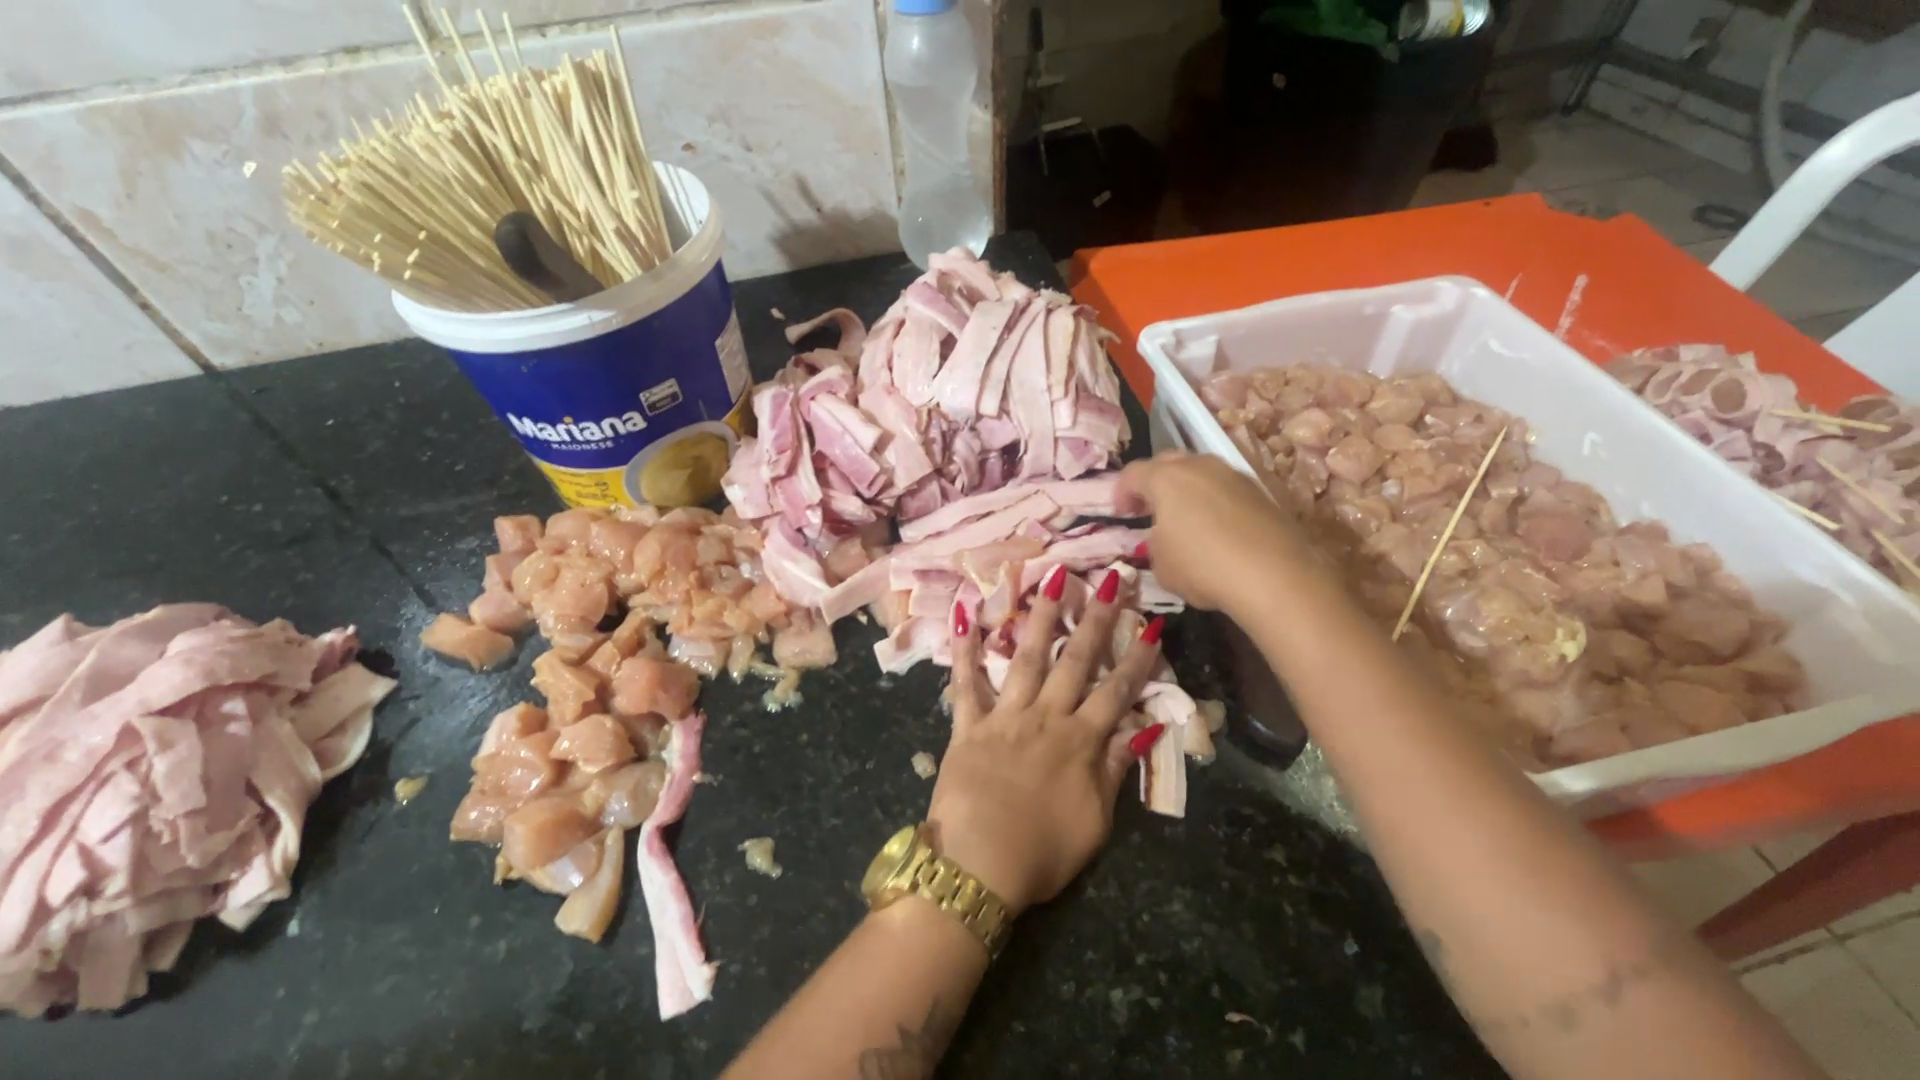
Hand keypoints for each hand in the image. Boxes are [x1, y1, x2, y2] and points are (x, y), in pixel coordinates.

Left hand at [928, 569, 1164, 913]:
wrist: (978, 867)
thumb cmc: (1042, 854)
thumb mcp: (1095, 822)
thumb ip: (1115, 770)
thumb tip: (1144, 729)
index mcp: (1081, 742)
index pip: (1117, 691)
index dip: (1138, 658)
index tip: (1154, 622)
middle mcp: (1046, 718)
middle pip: (1077, 662)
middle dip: (1097, 619)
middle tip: (1110, 579)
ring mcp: (1004, 718)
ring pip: (1027, 658)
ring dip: (1042, 616)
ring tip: (1052, 577)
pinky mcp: (967, 726)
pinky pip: (965, 683)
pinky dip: (965, 650)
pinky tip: (966, 614)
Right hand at [1115, 452, 1310, 616]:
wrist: (1274, 575)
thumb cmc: (1203, 567)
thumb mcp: (1161, 565)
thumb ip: (1154, 545)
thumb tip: (1163, 539)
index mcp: (1167, 478)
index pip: (1133, 474)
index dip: (1121, 492)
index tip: (1122, 513)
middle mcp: (1200, 466)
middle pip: (1169, 462)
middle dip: (1155, 482)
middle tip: (1151, 508)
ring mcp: (1234, 475)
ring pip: (1201, 472)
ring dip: (1188, 489)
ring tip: (1186, 517)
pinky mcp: (1261, 491)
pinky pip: (1226, 488)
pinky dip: (1215, 501)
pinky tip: (1218, 528)